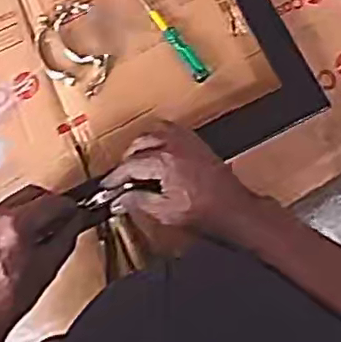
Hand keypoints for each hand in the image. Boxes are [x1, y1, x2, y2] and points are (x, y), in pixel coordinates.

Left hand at [0, 186, 80, 341]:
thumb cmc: (6, 301)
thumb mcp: (49, 266)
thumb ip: (67, 236)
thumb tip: (77, 221)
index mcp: (15, 224)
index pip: (52, 201)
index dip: (71, 207)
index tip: (79, 212)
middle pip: (36, 193)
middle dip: (54, 203)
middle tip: (67, 216)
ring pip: (21, 199)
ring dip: (38, 207)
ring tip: (51, 226)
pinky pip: (7, 211)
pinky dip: (23, 215)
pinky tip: (32, 232)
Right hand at [103, 121, 268, 241]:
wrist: (232, 208)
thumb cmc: (205, 211)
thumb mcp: (165, 213)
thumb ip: (139, 202)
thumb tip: (122, 197)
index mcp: (164, 162)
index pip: (130, 165)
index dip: (115, 177)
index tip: (108, 185)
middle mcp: (174, 145)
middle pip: (139, 143)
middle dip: (126, 160)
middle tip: (121, 177)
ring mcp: (186, 140)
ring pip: (154, 130)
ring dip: (141, 144)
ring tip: (136, 161)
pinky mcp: (196, 141)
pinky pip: (170, 128)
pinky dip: (158, 136)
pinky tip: (157, 149)